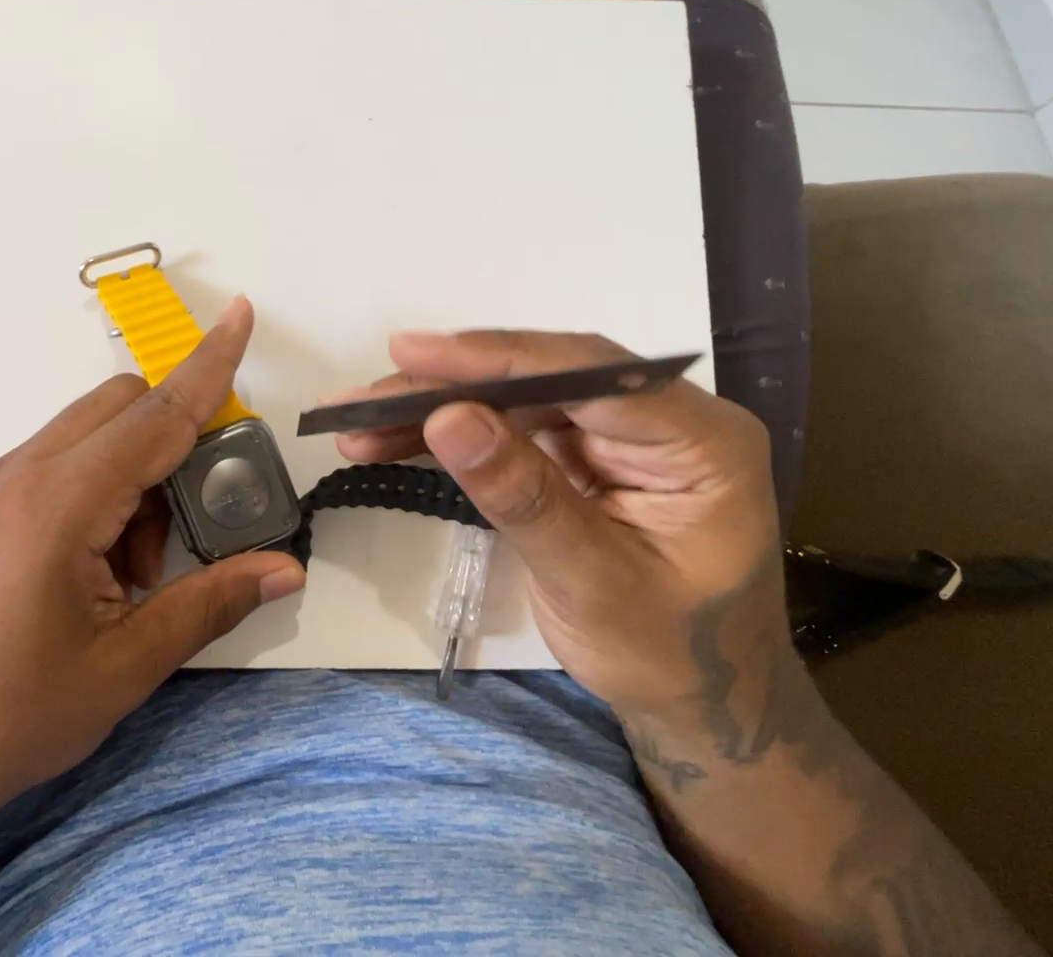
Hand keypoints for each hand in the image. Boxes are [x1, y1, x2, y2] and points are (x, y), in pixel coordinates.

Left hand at [0, 297, 306, 799]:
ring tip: (129, 579)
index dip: (210, 366)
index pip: (157, 415)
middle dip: (171, 443)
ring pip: (83, 441)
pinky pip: (50, 471)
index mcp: (60, 501)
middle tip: (184, 532)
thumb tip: (286, 570)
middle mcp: (18, 475)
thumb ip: (210, 603)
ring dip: (130, 482)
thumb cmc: (13, 714)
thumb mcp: (126, 664)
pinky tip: (87, 577)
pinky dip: (91, 496)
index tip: (242, 313)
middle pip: (117, 409)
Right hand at [335, 330, 787, 722]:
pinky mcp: (579, 458)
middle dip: (444, 386)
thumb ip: (524, 496)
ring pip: (512, 400)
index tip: (409, 352)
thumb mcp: (592, 582)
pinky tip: (387, 442)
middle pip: (539, 379)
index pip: (589, 374)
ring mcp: (615, 438)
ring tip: (354, 425)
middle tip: (357, 400)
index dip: (494, 358)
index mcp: (698, 441)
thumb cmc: (665, 653)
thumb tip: (447, 419)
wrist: (695, 700)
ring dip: (432, 410)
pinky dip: (447, 438)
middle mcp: (658, 421)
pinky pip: (505, 431)